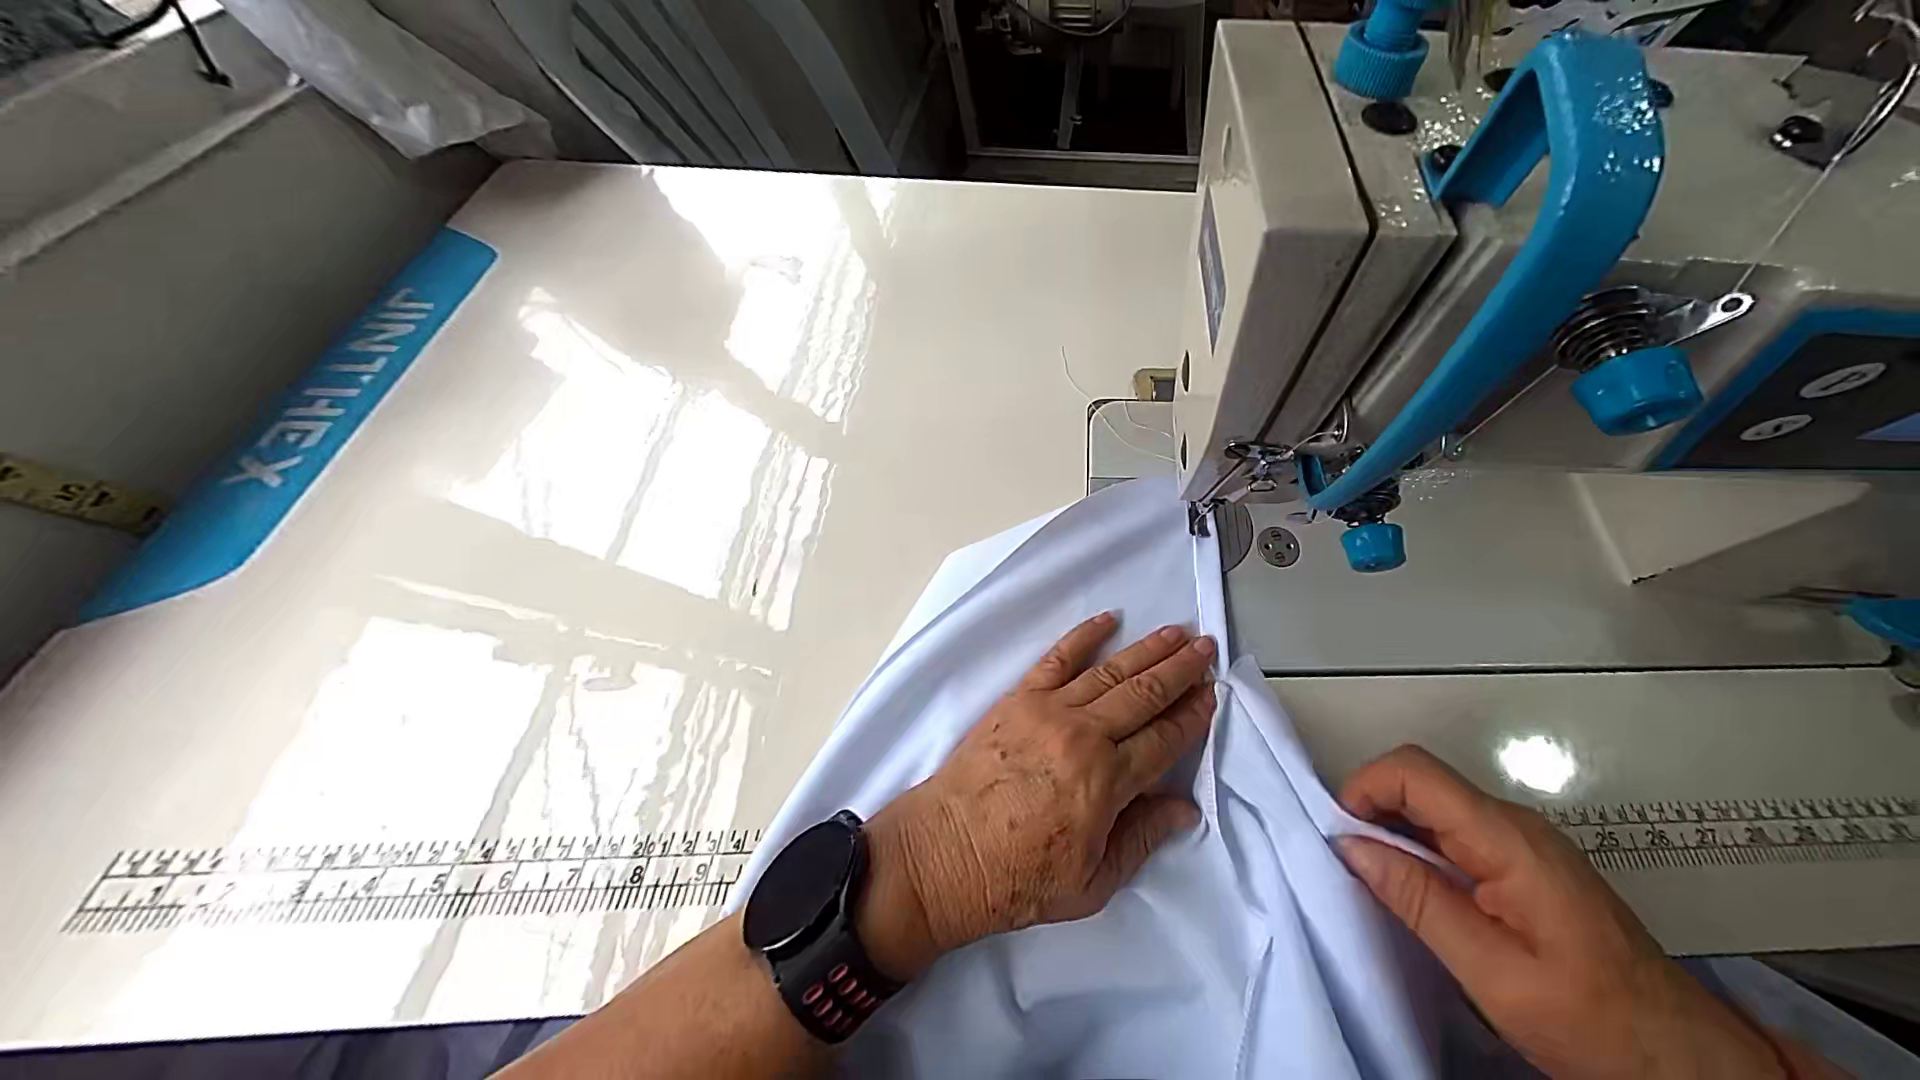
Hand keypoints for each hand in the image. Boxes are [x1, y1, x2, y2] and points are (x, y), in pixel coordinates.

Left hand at [855, 613, 1215, 981]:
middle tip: (1205, 648)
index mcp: (1107, 782)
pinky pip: (1057, 658)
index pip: (1164, 739)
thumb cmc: (1019, 876)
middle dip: (1180, 670)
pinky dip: (1083, 636)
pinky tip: (1107, 620)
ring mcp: (1048, 710)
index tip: (1211, 695)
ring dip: (1146, 649)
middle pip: (1144, 694)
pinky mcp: (1017, 698)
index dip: (1192, 716)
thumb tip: (1184, 806)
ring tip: (1174, 633)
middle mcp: (1084, 736)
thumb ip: (1142, 839)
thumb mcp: (1093, 883)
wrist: (946, 851)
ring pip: (1109, 671)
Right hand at [1335, 746, 1812, 1079]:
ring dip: (1391, 829)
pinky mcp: (1521, 858)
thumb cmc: (1596, 1021)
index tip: (1342, 835)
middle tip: (1352, 860)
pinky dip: (1416, 845)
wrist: (1686, 1060)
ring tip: (1380, 879)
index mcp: (1507, 839)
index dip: (1363, 788)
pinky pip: (1450, 828)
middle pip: (1417, 780)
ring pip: (1430, 802)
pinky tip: (1414, 886)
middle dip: (1370, 809)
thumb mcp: (1493, 971)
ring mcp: (1520, 838)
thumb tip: (1352, 846)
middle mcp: (1513, 823)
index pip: (1413, 771)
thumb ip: (1417, 900)